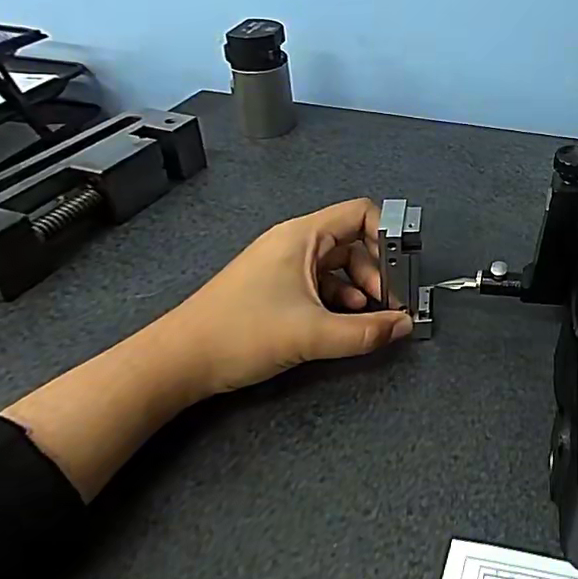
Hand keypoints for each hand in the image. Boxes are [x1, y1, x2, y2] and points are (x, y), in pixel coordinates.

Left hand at [155, 197, 414, 395]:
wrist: (172, 365)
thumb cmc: (239, 335)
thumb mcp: (310, 334)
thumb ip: (365, 331)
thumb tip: (405, 325)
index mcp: (302, 236)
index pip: (362, 213)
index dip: (388, 235)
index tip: (400, 267)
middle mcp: (295, 242)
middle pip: (355, 241)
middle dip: (377, 269)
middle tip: (388, 301)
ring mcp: (284, 264)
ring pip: (340, 263)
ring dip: (360, 286)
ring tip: (368, 315)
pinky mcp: (276, 286)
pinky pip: (321, 281)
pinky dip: (339, 297)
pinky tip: (343, 320)